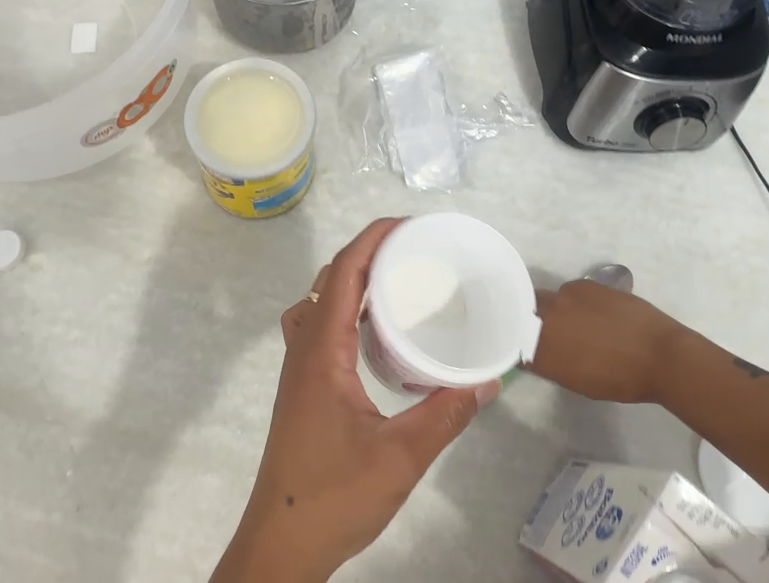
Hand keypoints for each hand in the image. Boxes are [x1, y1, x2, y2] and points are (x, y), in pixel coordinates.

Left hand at [212, 218, 499, 582]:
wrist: (280, 544)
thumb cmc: (334, 495)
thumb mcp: (400, 457)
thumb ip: (445, 416)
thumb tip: (488, 380)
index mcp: (321, 352)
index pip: (342, 274)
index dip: (372, 239)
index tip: (409, 224)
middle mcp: (304, 350)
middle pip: (328, 281)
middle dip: (367, 253)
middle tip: (413, 250)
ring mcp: (298, 369)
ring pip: (318, 303)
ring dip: (352, 280)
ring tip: (395, 280)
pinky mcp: (301, 389)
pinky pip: (319, 327)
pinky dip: (345, 311)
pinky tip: (374, 334)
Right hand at [529, 279, 688, 404]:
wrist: (660, 355)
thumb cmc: (619, 379)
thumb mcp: (575, 380)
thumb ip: (547, 362)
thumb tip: (532, 353)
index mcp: (542, 343)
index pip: (515, 338)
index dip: (516, 340)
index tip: (522, 346)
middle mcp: (547, 314)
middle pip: (526, 312)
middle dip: (530, 322)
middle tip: (548, 336)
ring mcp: (567, 295)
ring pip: (549, 300)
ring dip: (554, 311)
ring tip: (575, 325)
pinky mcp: (587, 284)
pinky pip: (570, 292)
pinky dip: (574, 302)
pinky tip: (593, 315)